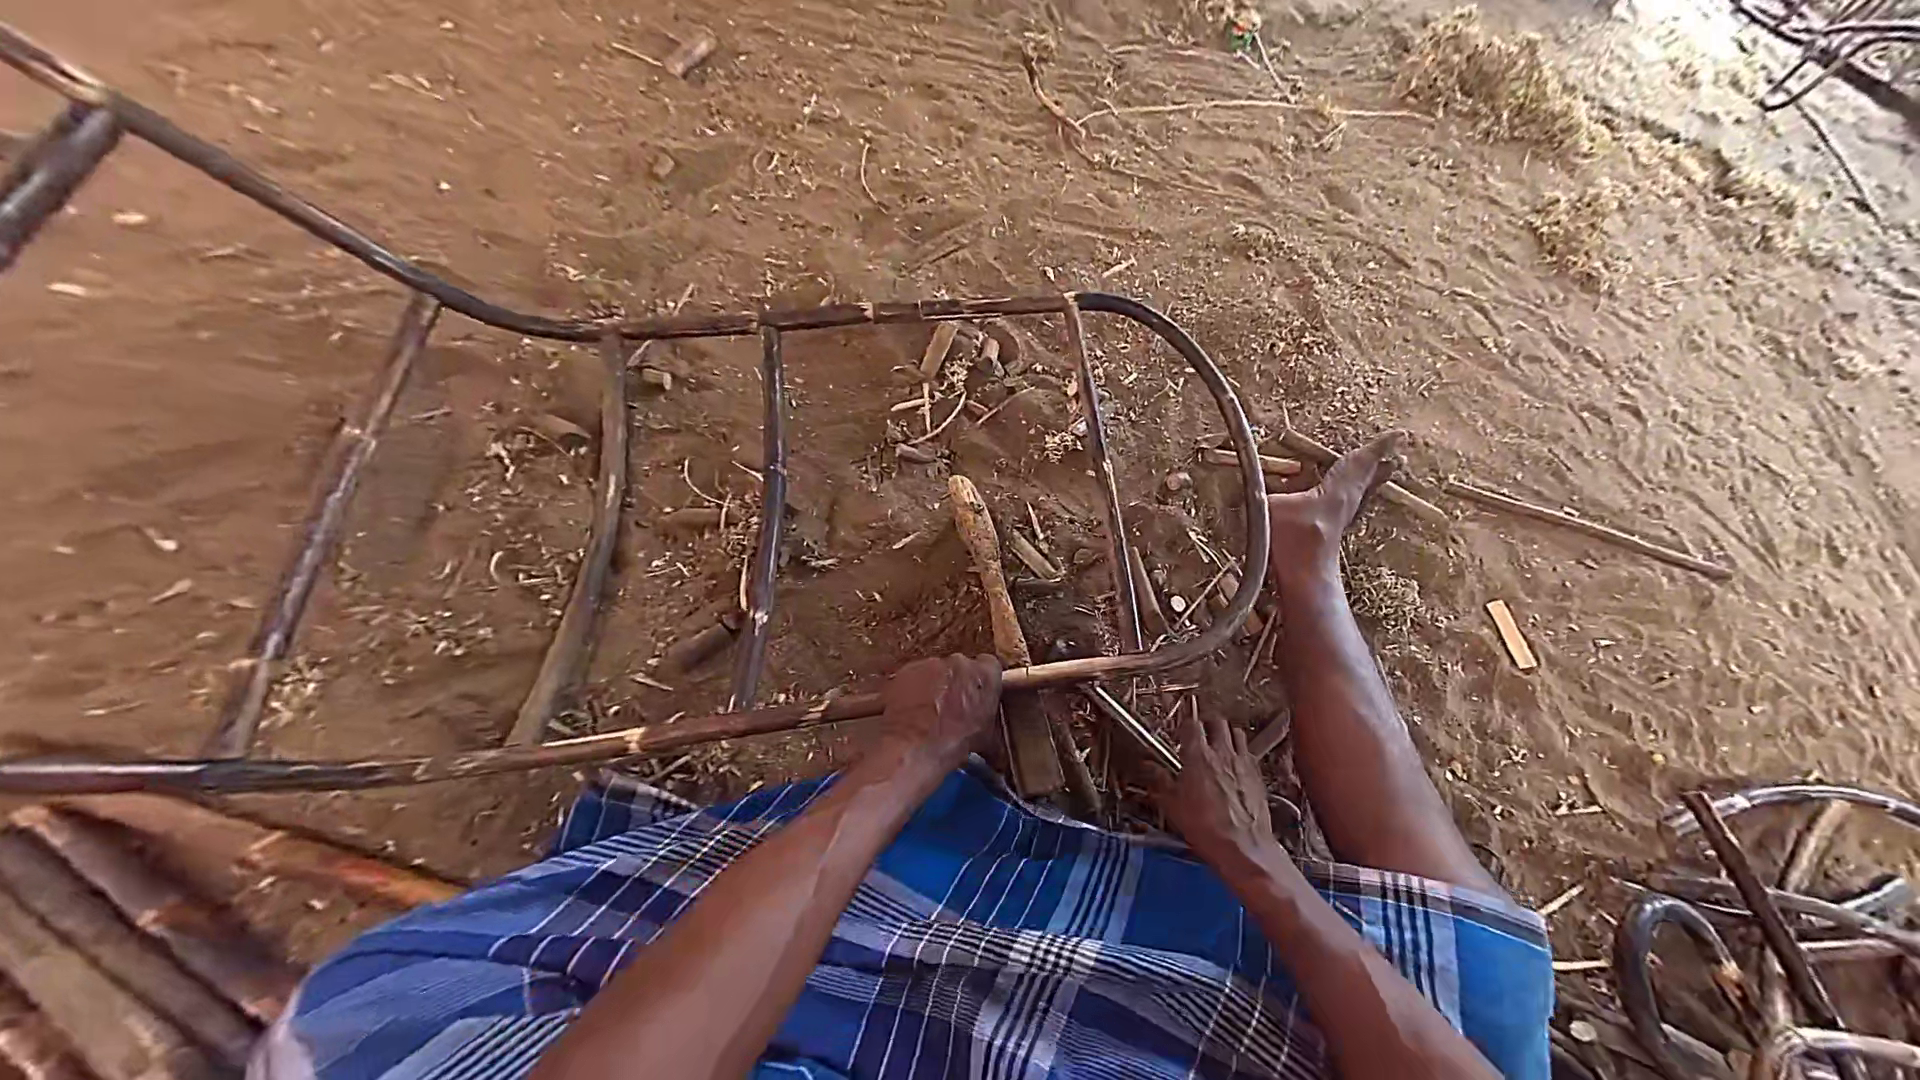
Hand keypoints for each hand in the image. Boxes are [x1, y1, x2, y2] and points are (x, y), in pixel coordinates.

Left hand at [877, 654, 1001, 767]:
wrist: (916, 743)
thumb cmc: (953, 740)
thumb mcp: (987, 739)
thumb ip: (992, 728)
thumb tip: (994, 745)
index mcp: (985, 674)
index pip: (990, 666)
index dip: (983, 681)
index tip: (978, 693)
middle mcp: (960, 662)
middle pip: (962, 667)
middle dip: (958, 682)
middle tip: (954, 706)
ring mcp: (932, 664)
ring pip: (937, 671)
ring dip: (936, 685)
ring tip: (931, 711)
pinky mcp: (909, 669)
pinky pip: (915, 675)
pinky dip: (915, 688)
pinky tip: (914, 709)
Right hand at [1155, 707, 1276, 870]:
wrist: (1243, 848)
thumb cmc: (1207, 827)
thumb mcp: (1172, 803)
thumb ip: (1159, 779)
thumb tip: (1149, 767)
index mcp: (1198, 755)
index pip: (1191, 724)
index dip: (1183, 725)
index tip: (1179, 733)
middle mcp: (1222, 753)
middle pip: (1216, 721)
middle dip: (1206, 723)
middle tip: (1199, 732)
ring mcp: (1243, 763)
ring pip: (1237, 732)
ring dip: (1226, 734)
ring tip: (1218, 743)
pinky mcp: (1258, 776)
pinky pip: (1250, 752)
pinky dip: (1241, 751)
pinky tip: (1235, 764)